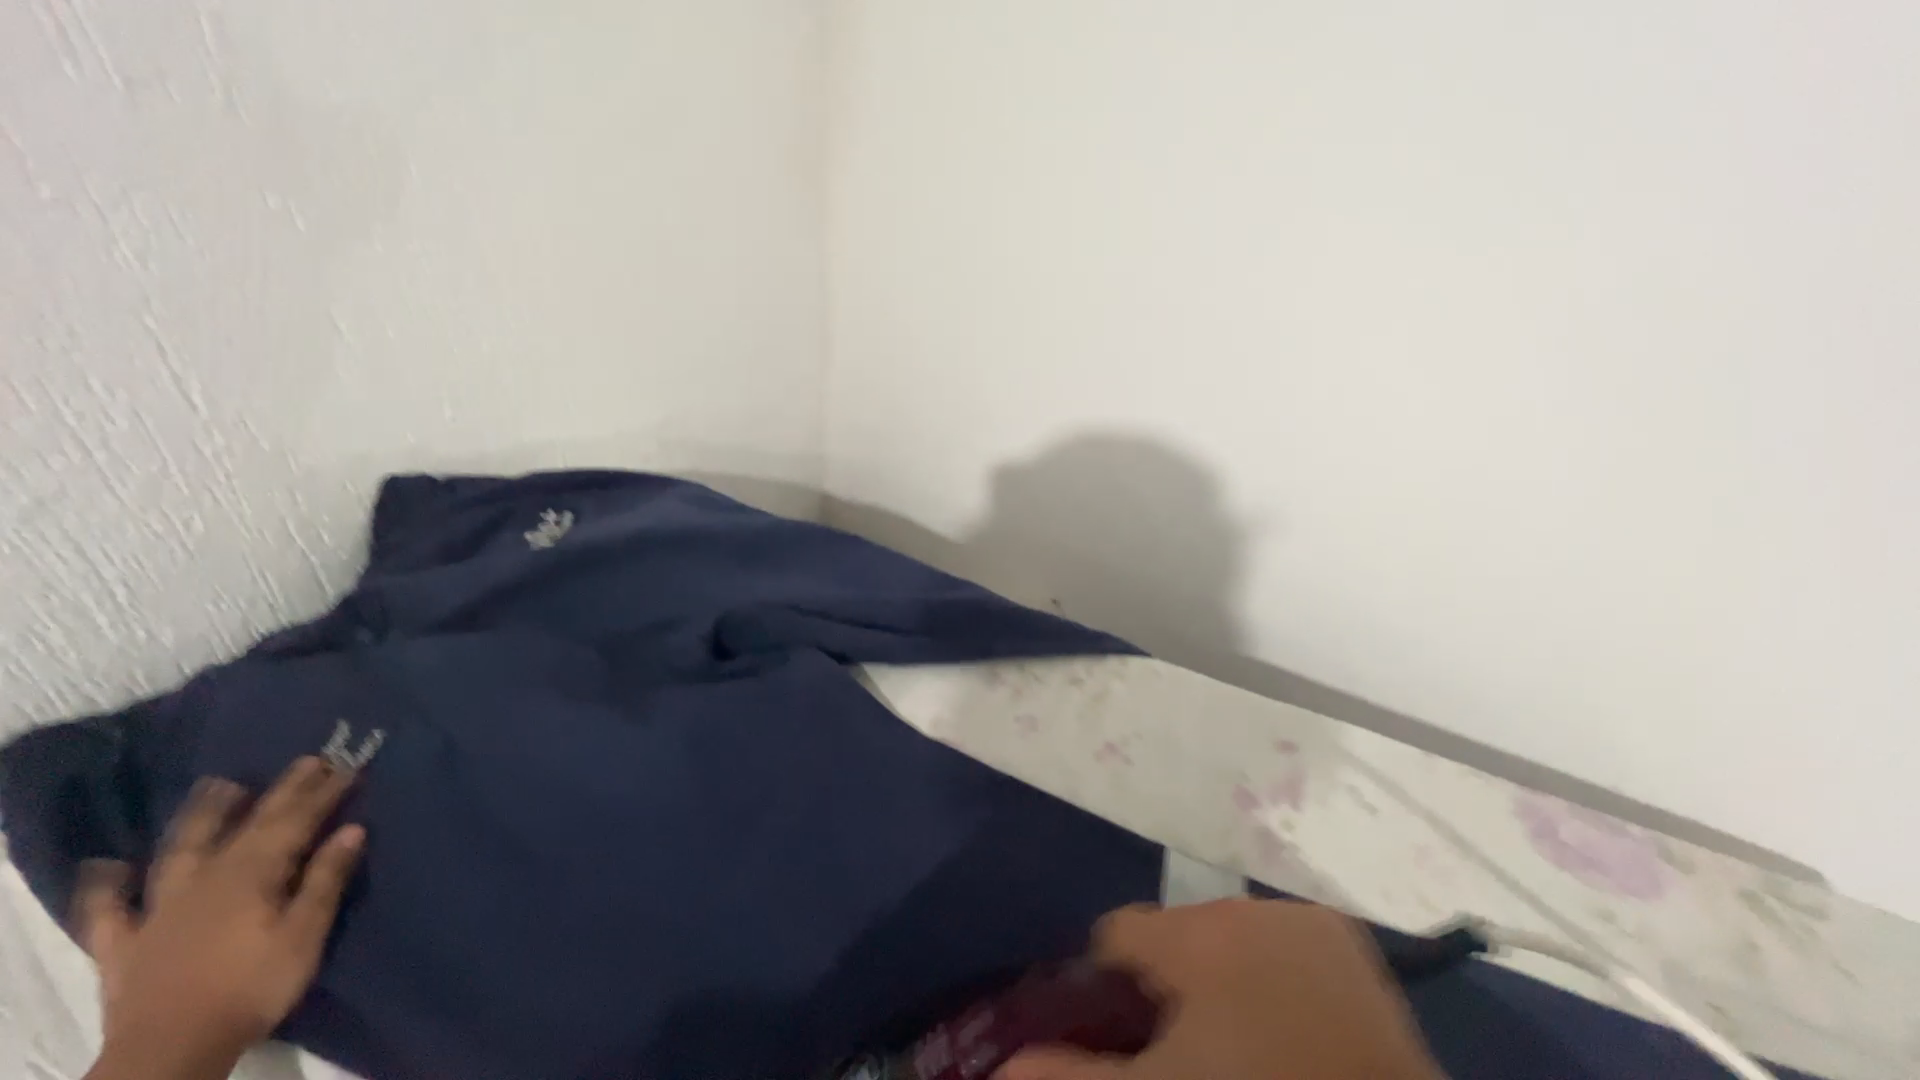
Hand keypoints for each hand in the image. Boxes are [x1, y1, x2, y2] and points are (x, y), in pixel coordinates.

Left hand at [78, 757, 366, 1079]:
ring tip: (219, 785)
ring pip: (179, 851)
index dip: (324, 793)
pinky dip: (106, 887)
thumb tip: (351, 829)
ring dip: (201, 816)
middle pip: (248, 826)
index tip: (348, 765)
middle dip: (283, 791)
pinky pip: (109, 910)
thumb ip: (325, 880)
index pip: (295, 822)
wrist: (170, 1050)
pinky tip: (106, 867)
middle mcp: (205, 878)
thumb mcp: (304, 935)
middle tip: (309, 761)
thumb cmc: (252, 988)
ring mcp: (159, 908)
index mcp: (252, 874)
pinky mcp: (124, 943)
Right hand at [996, 899, 1443, 1079]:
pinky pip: (1278, 946)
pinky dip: (1265, 975)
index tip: (1121, 1038)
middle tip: (1179, 1050)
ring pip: (1226, 939)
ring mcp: (1308, 923)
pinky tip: (1282, 1030)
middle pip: (1172, 936)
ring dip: (1215, 979)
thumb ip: (1069, 1076)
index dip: (1106, 989)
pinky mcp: (1350, 948)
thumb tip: (1000, 1067)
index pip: (1115, 936)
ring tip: (1235, 1043)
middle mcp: (1249, 908)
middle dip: (1164, 986)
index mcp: (1198, 935)